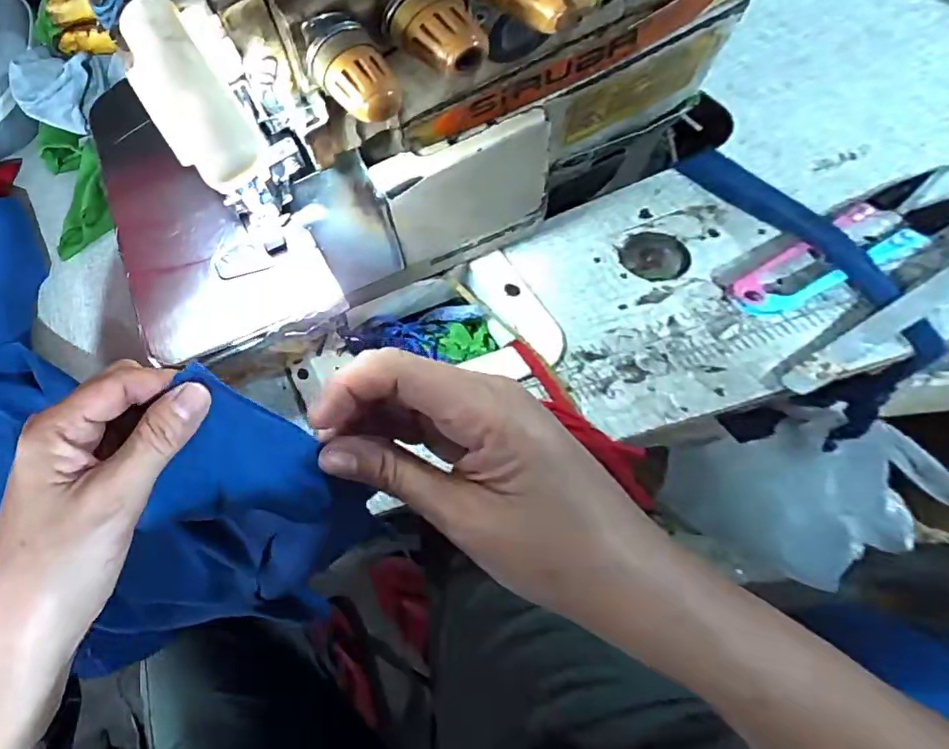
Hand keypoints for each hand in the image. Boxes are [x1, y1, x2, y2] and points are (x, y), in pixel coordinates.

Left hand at [0, 361, 210, 748]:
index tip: (207, 392)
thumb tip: (198, 390)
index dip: (161, 382)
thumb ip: (157, 440)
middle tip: (200, 416)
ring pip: (116, 418)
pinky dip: (140, 442)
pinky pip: (113, 443)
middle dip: (156, 397)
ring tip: (189, 432)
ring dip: (151, 419)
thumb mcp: (116, 499)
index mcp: (53, 427)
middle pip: (114, 393)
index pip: (116, 383)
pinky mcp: (74, 479)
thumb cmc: (64, 567)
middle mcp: (55, 431)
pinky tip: (162, 453)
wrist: (24, 642)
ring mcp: (63, 456)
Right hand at [309, 349, 664, 617]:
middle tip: (323, 448)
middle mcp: (484, 389)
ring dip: (373, 416)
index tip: (316, 431)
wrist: (632, 580)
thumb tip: (328, 453)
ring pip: (412, 391)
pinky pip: (433, 413)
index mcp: (482, 402)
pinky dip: (399, 429)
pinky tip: (376, 452)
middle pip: (400, 373)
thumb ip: (392, 474)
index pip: (394, 367)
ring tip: (341, 453)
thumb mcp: (463, 517)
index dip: (346, 388)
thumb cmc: (553, 553)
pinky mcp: (491, 425)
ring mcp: (489, 405)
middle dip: (354, 402)